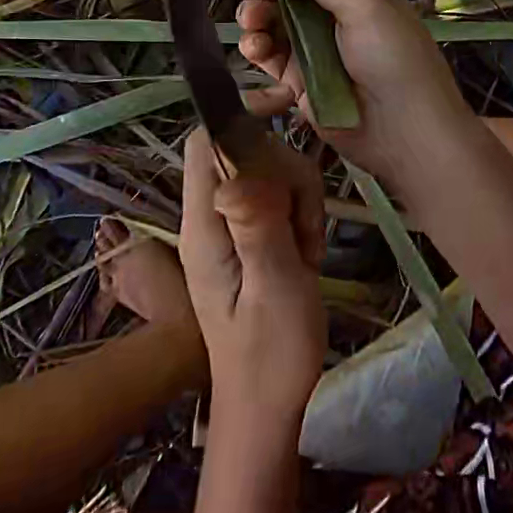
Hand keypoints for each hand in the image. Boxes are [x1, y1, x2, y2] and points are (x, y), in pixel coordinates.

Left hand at [179, 127, 326, 418]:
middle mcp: (210, 219)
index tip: (288, 109)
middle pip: (249, 154)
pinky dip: (301, 217)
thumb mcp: (275, 289)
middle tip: (305, 231)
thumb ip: (258, 227)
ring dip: (301, 201)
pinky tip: (306, 254)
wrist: (267, 403)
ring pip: (270, 176)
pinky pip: (279, 202)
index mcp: (205, 226)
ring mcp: (230, 229)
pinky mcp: (249, 239)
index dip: (241, 115)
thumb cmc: (272, 355)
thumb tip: (237, 169)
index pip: (206, 144)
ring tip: (306, 252)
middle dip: (289, 176)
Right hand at [232, 0, 480, 186]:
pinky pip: (271, 59)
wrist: (404, 130)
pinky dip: (257, 49)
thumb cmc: (393, 58)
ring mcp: (316, 53)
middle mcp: (336, 21)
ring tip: (252, 20)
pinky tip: (254, 47)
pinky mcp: (300, 84)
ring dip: (256, 17)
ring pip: (274, 26)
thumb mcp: (368, 4)